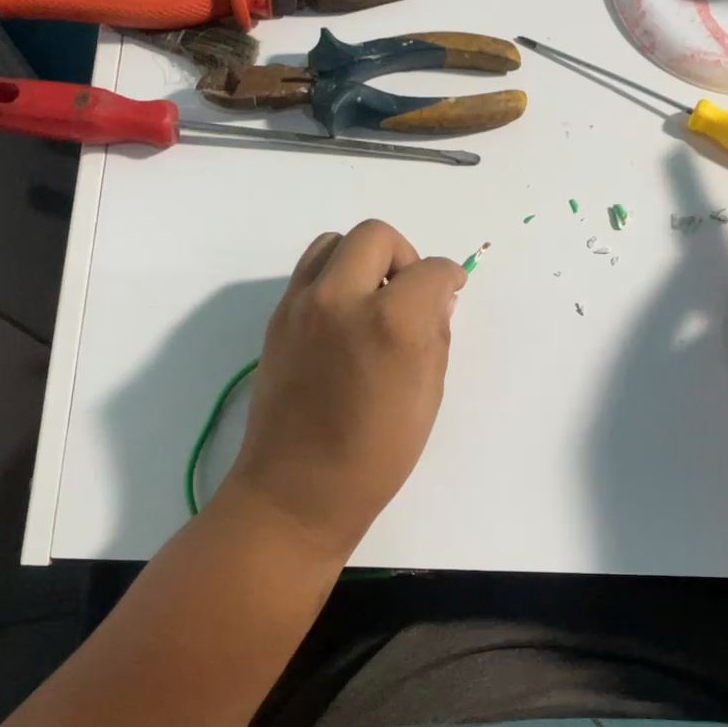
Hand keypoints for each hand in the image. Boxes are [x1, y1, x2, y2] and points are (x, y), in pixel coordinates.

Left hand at [223, 220, 465, 552]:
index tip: (450, 292)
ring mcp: (301, 306)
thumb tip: (436, 299)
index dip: (449, 278)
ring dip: (361, 259)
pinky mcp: (277, 319)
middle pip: (375, 236)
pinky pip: (308, 273)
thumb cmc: (375, 457)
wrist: (296, 489)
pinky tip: (344, 320)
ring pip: (333, 242)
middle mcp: (341, 299)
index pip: (430, 270)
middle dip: (404, 256)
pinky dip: (332, 278)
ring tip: (373, 301)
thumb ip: (436, 337)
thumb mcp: (427, 398)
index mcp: (390, 324)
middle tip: (410, 294)